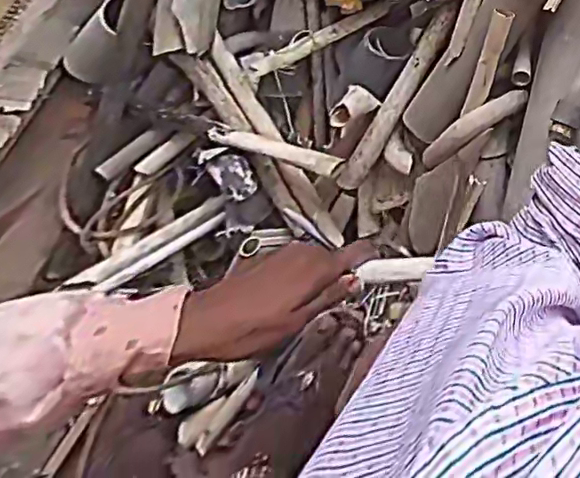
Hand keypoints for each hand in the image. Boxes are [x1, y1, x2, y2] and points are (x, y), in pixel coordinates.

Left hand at [172, 241, 374, 362]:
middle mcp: (305, 251)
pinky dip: (297, 277)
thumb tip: (354, 283)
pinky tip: (281, 301)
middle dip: (341, 276)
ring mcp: (287, 251)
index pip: (360, 251)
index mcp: (317, 266)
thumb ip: (329, 298)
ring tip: (302, 307)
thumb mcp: (295, 323)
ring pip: (317, 260)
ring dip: (317, 278)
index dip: (374, 261)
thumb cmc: (243, 329)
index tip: (380, 271)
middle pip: (338, 258)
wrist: (199, 322)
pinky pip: (297, 262)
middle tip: (334, 302)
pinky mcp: (271, 256)